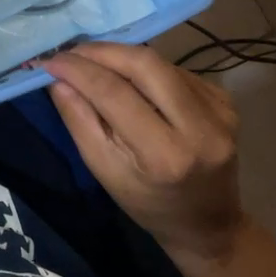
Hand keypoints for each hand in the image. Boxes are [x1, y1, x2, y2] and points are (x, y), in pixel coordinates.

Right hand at [45, 43, 246, 262]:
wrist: (208, 224)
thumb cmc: (148, 204)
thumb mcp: (103, 170)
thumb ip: (79, 120)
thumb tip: (57, 78)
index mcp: (165, 155)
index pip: (115, 93)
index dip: (79, 70)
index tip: (50, 60)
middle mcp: (201, 127)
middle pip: (144, 64)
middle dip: (101, 51)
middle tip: (71, 53)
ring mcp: (219, 110)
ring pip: (160, 62)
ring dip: (121, 57)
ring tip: (93, 64)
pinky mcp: (225, 100)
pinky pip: (174, 70)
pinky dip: (144, 69)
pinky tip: (130, 79)